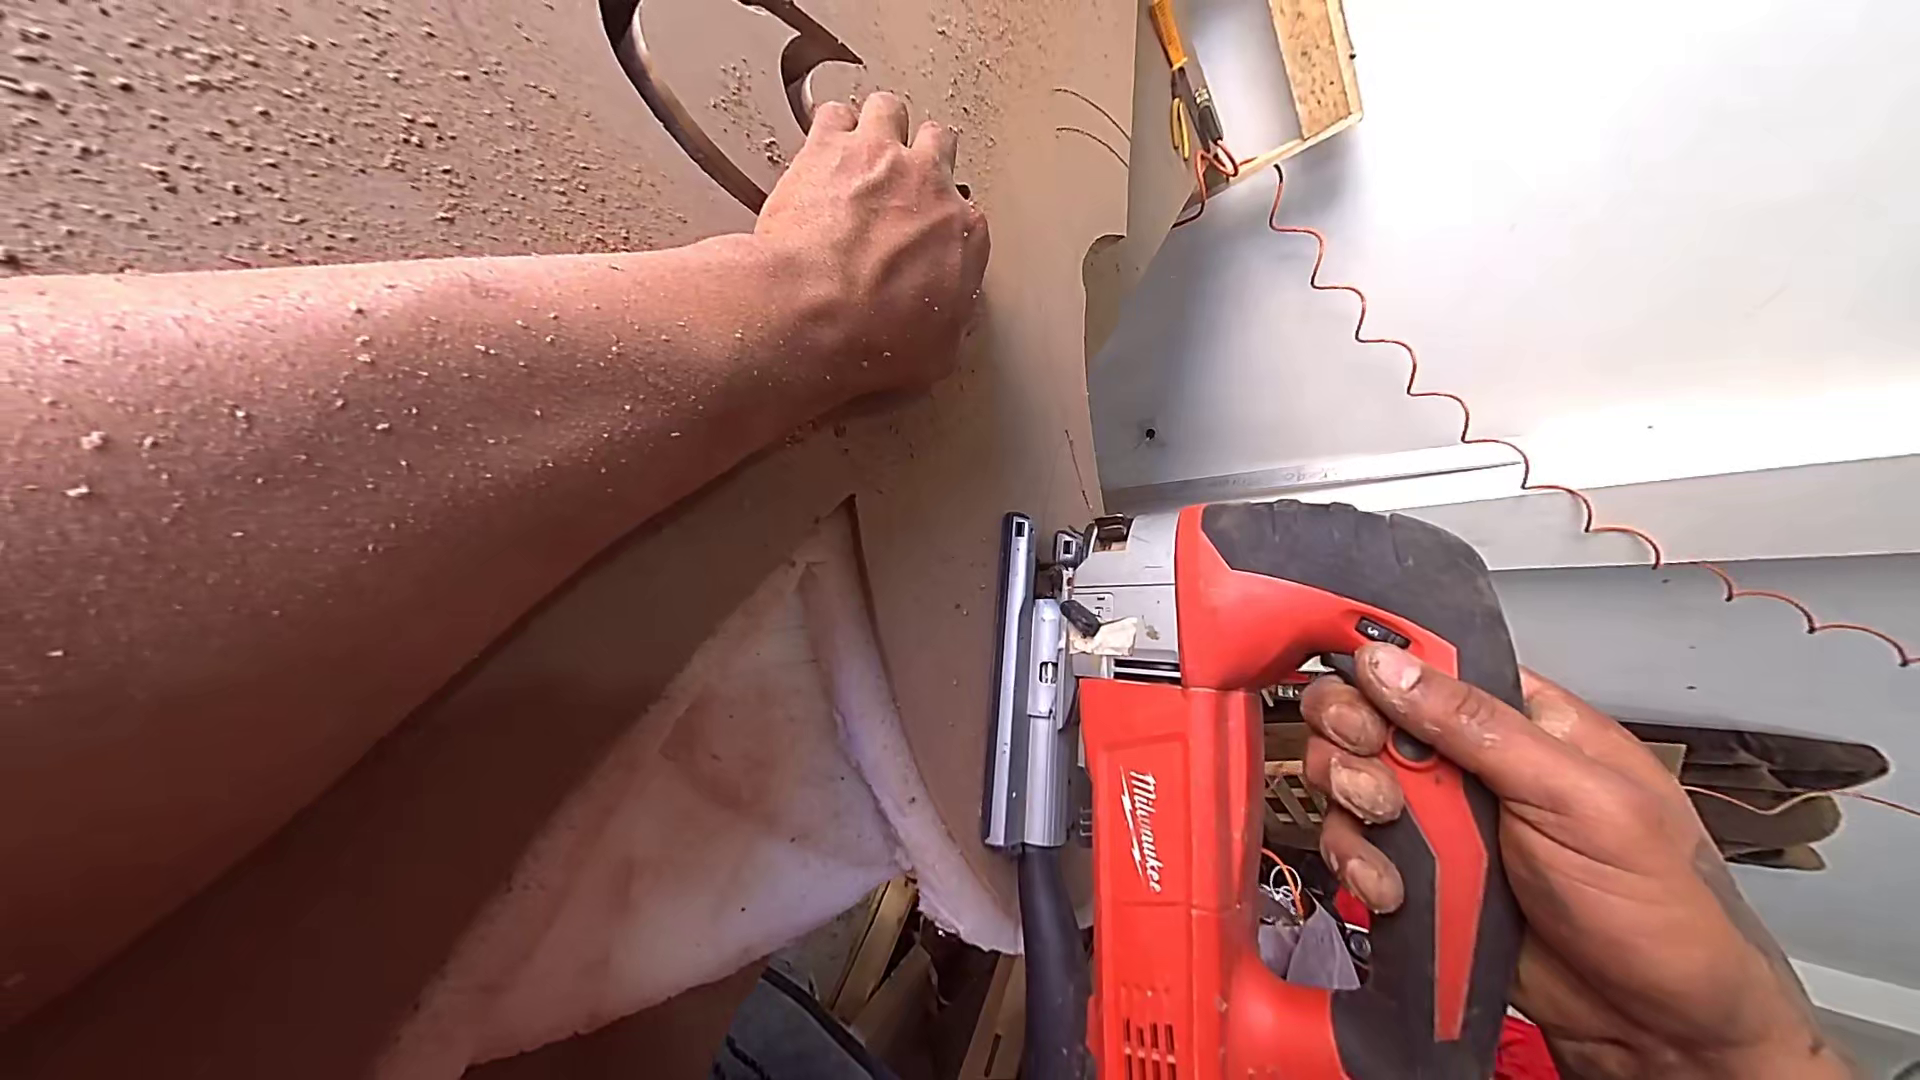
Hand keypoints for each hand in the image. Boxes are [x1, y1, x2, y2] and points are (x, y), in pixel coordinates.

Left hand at [755, 91, 988, 395]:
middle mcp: (930, 185)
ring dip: (879, 130)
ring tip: (861, 155)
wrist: (817, 316)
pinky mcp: (828, 148)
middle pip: (939, 146)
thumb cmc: (876, 338)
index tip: (928, 239)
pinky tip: (821, 152)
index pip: (966, 217)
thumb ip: (953, 324)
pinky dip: (829, 130)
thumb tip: (953, 324)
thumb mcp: (937, 354)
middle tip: (901, 185)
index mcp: (963, 234)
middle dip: (922, 161)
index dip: (945, 226)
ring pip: (890, 112)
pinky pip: (834, 115)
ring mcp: (879, 159)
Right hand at [1299, 643, 1848, 1078]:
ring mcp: (1423, 802)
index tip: (1355, 691)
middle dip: (1349, 738)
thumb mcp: (1583, 802)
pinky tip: (1392, 886)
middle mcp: (1453, 749)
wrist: (1653, 1032)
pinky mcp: (1401, 852)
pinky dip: (1354, 858)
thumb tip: (1385, 663)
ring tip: (1392, 839)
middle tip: (1376, 776)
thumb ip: (1480, 725)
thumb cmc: (1658, 909)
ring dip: (1351, 803)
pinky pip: (1342, 832)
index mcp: (1509, 714)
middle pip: (1355, 707)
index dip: (1369, 663)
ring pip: (1338, 767)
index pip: (1418, 659)